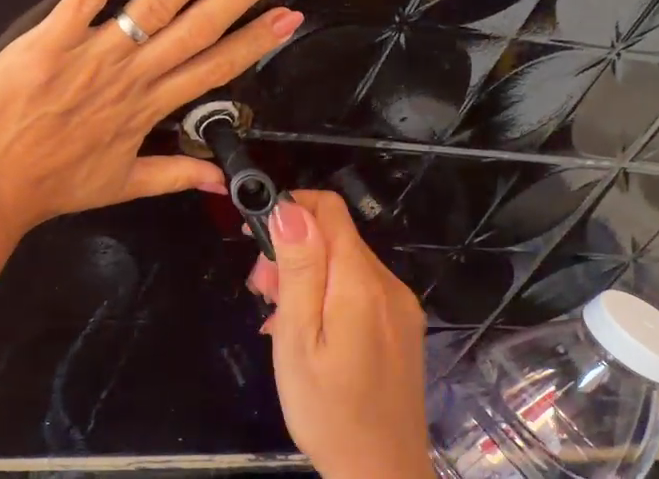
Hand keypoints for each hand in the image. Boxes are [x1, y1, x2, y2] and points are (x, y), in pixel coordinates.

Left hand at [0, 0, 302, 233]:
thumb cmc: (51, 183)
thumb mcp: (120, 185)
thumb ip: (173, 174)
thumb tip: (219, 178)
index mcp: (148, 107)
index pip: (214, 67)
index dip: (255, 41)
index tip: (290, 15)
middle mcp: (131, 76)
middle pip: (196, 27)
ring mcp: (93, 55)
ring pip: (153, 7)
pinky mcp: (52, 40)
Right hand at [248, 191, 432, 478]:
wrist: (381, 477)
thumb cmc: (327, 409)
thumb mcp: (297, 337)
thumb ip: (298, 269)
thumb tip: (289, 207)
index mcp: (361, 284)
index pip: (328, 210)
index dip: (289, 209)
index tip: (257, 240)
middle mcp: (389, 286)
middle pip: (333, 235)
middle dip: (291, 249)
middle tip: (263, 294)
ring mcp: (400, 308)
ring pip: (343, 261)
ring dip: (306, 274)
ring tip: (280, 319)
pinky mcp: (401, 329)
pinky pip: (358, 288)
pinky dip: (327, 295)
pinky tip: (308, 331)